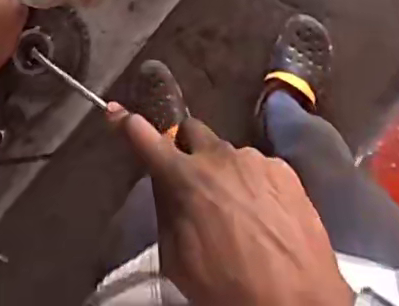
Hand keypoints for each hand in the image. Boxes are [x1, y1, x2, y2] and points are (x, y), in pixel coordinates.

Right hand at [109, 110, 350, 305]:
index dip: (126, 124)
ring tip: (238, 213)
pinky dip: (254, 185)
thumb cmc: (231, 291)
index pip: (146, 140)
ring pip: (228, 153)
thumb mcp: (180, 263)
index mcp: (186, 179)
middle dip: (186, 148)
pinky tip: (264, 216)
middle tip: (193, 180)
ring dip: (224, 172)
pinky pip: (259, 167)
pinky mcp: (285, 171)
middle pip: (192, 131)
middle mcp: (219, 157)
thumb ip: (167, 214)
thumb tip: (164, 185)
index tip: (113, 111)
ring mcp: (255, 160)